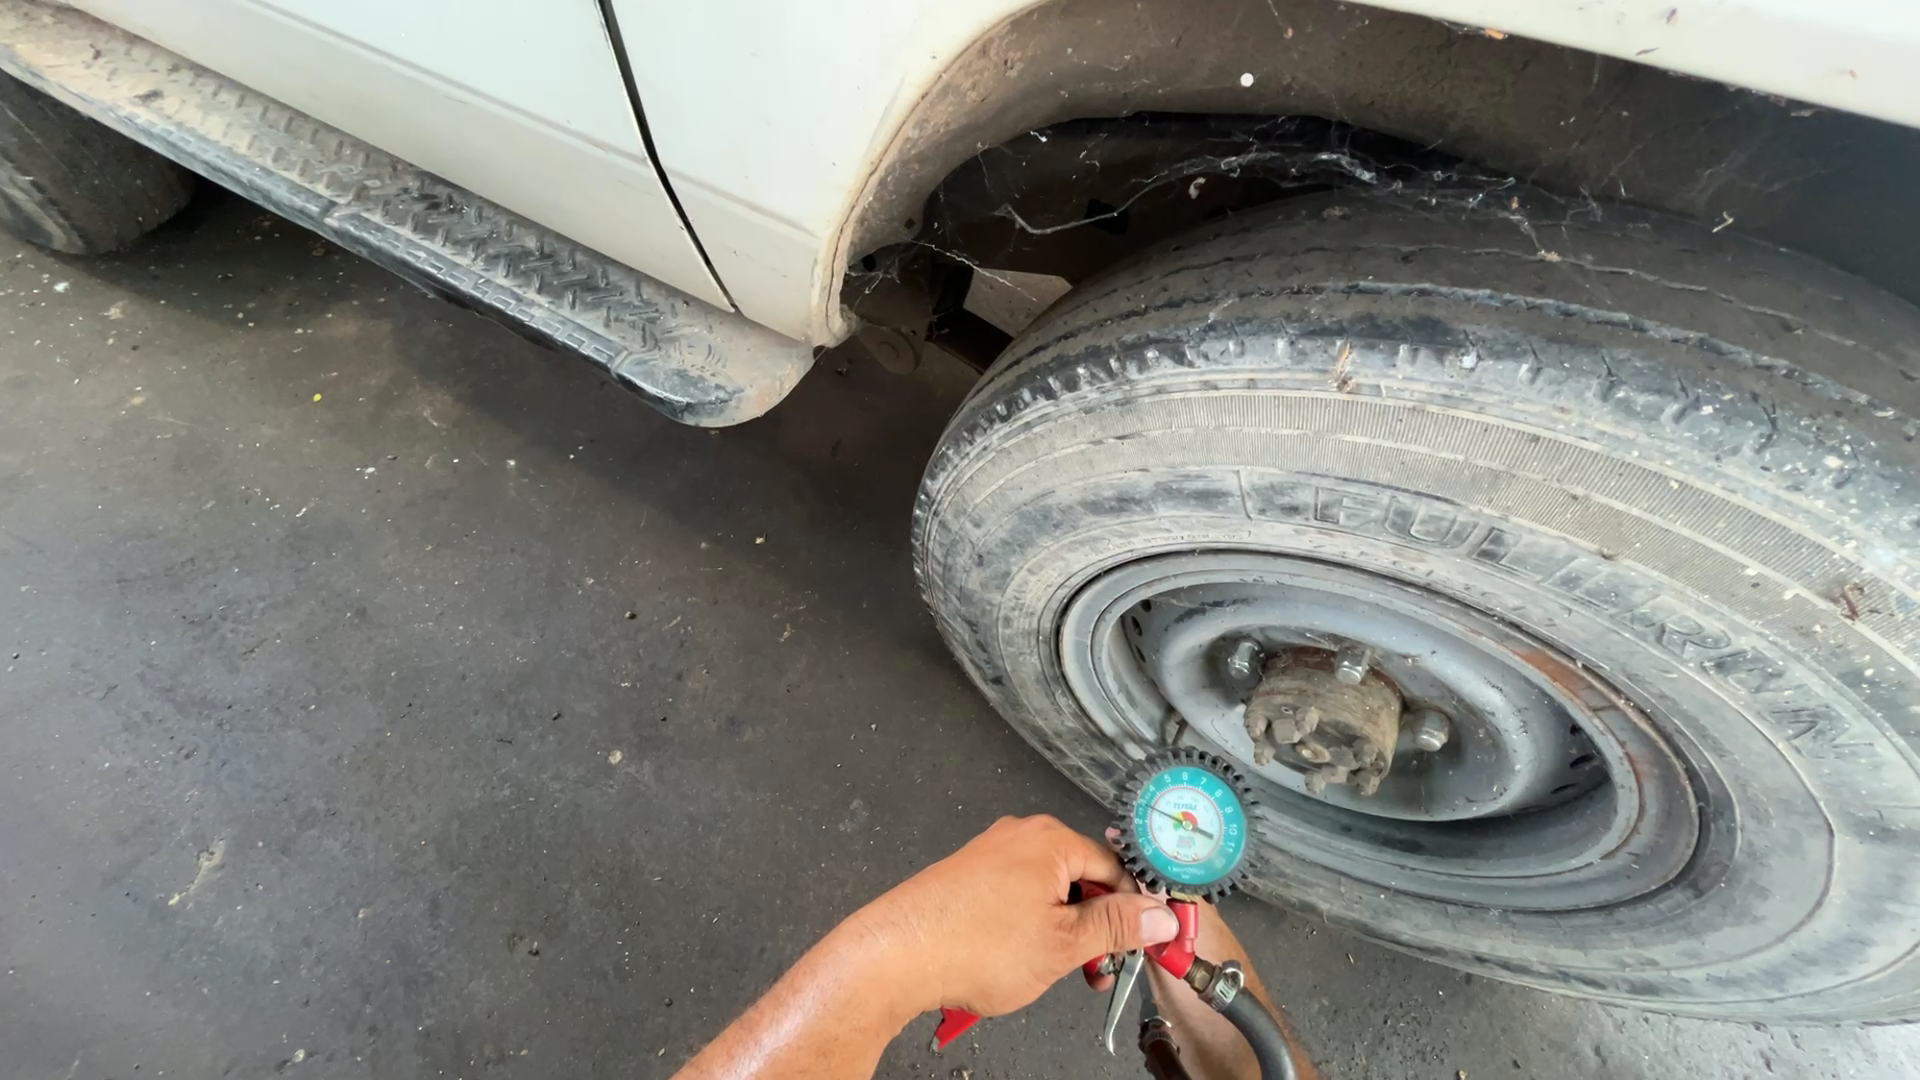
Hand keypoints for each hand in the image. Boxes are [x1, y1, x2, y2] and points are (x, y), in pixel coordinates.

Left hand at [845, 815, 1180, 1019]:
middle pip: (1081, 877)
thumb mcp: (1063, 943)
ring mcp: (994, 852)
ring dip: (1064, 929)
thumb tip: (1156, 915)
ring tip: (1056, 970)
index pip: (1114, 868)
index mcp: (1050, 839)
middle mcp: (1022, 835)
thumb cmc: (973, 942)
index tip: (1140, 941)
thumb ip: (1116, 927)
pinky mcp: (973, 872)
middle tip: (1096, 968)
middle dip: (1095, 925)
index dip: (1132, 909)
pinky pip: (1019, 893)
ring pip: (1050, 890)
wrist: (901, 951)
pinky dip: (1032, 924)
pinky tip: (1022, 957)